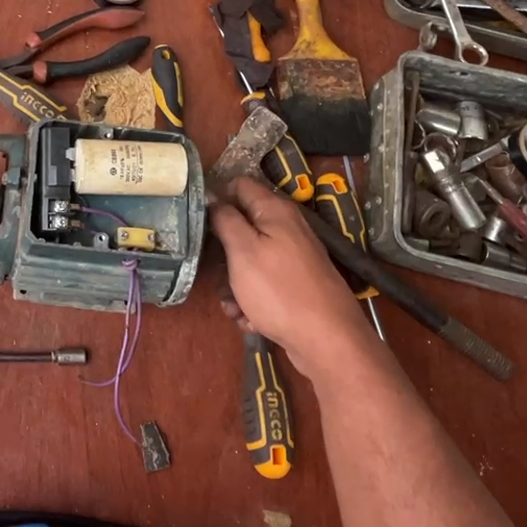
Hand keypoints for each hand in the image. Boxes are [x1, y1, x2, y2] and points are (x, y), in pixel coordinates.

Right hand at [210, 176, 371, 375]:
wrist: (328, 341)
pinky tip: (250, 319)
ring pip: (249, 260)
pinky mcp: (295, 285)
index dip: (216, 198)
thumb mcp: (243, 251)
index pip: (239, 185)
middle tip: (215, 275)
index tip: (199, 222)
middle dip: (223, 253)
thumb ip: (225, 219)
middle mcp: (287, 229)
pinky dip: (252, 300)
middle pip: (242, 227)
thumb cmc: (279, 290)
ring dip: (234, 284)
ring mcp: (293, 258)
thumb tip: (213, 196)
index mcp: (275, 212)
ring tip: (234, 308)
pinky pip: (264, 284)